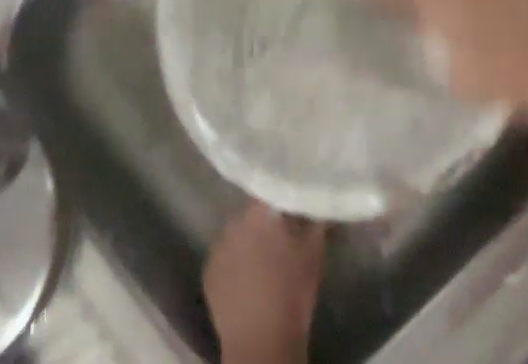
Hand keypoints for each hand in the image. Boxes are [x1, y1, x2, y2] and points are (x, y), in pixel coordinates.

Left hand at [203, 202, 325, 363]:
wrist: (261, 338)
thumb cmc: (293, 289)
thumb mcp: (316, 248)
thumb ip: (317, 217)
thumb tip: (320, 199)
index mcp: (259, 211)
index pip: (272, 188)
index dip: (286, 194)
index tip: (298, 203)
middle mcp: (233, 222)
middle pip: (253, 211)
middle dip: (268, 218)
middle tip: (287, 232)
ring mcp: (216, 247)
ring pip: (238, 233)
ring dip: (251, 238)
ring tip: (268, 256)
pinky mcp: (207, 272)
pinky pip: (226, 256)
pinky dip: (237, 260)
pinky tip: (250, 275)